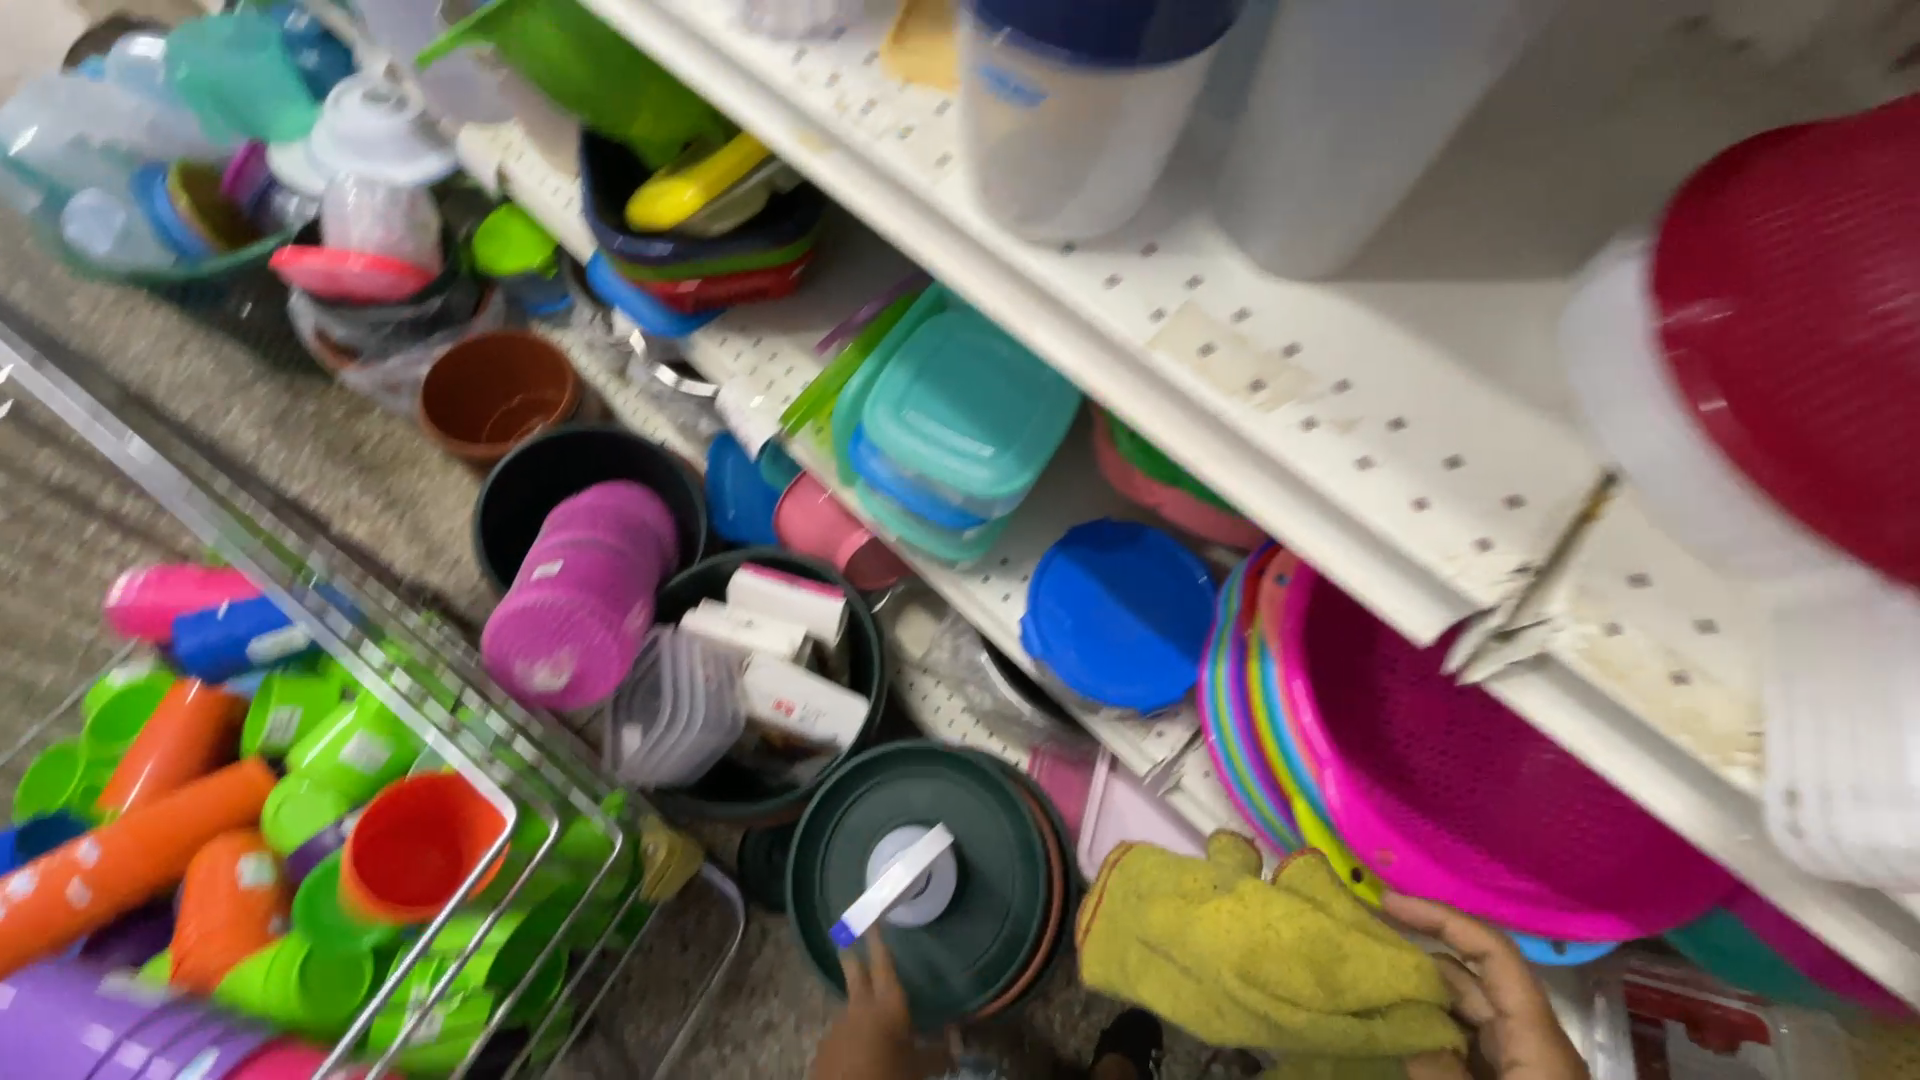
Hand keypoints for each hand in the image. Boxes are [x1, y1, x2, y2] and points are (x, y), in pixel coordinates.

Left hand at [809, 934, 953, 1079]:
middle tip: (846, 936)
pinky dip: (850, 1034)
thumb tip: (957, 1046)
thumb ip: (938, 1053)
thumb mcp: (919, 1067)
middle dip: (852, 954)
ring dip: (856, 1004)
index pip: (883, 962)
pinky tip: (858, 1047)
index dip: (878, 940)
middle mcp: (860, 1006)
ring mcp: (838, 1025)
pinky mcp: (824, 1046)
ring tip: (867, 1014)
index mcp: (887, 1003)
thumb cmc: (890, 1073)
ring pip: (849, 1005)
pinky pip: (841, 1033)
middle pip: (854, 971)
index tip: (872, 918)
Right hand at [1383, 892, 1589, 1079]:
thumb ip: (1437, 1068)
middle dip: (1416, 955)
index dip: (1440, 917)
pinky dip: (1425, 1029)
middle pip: (1469, 977)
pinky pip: (1459, 1043)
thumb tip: (1403, 1024)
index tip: (1385, 903)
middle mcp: (1528, 1042)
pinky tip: (1388, 1030)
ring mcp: (1517, 1067)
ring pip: (1460, 1010)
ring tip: (1364, 986)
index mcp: (1535, 1039)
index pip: (1490, 952)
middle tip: (1359, 945)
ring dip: (1415, 994)